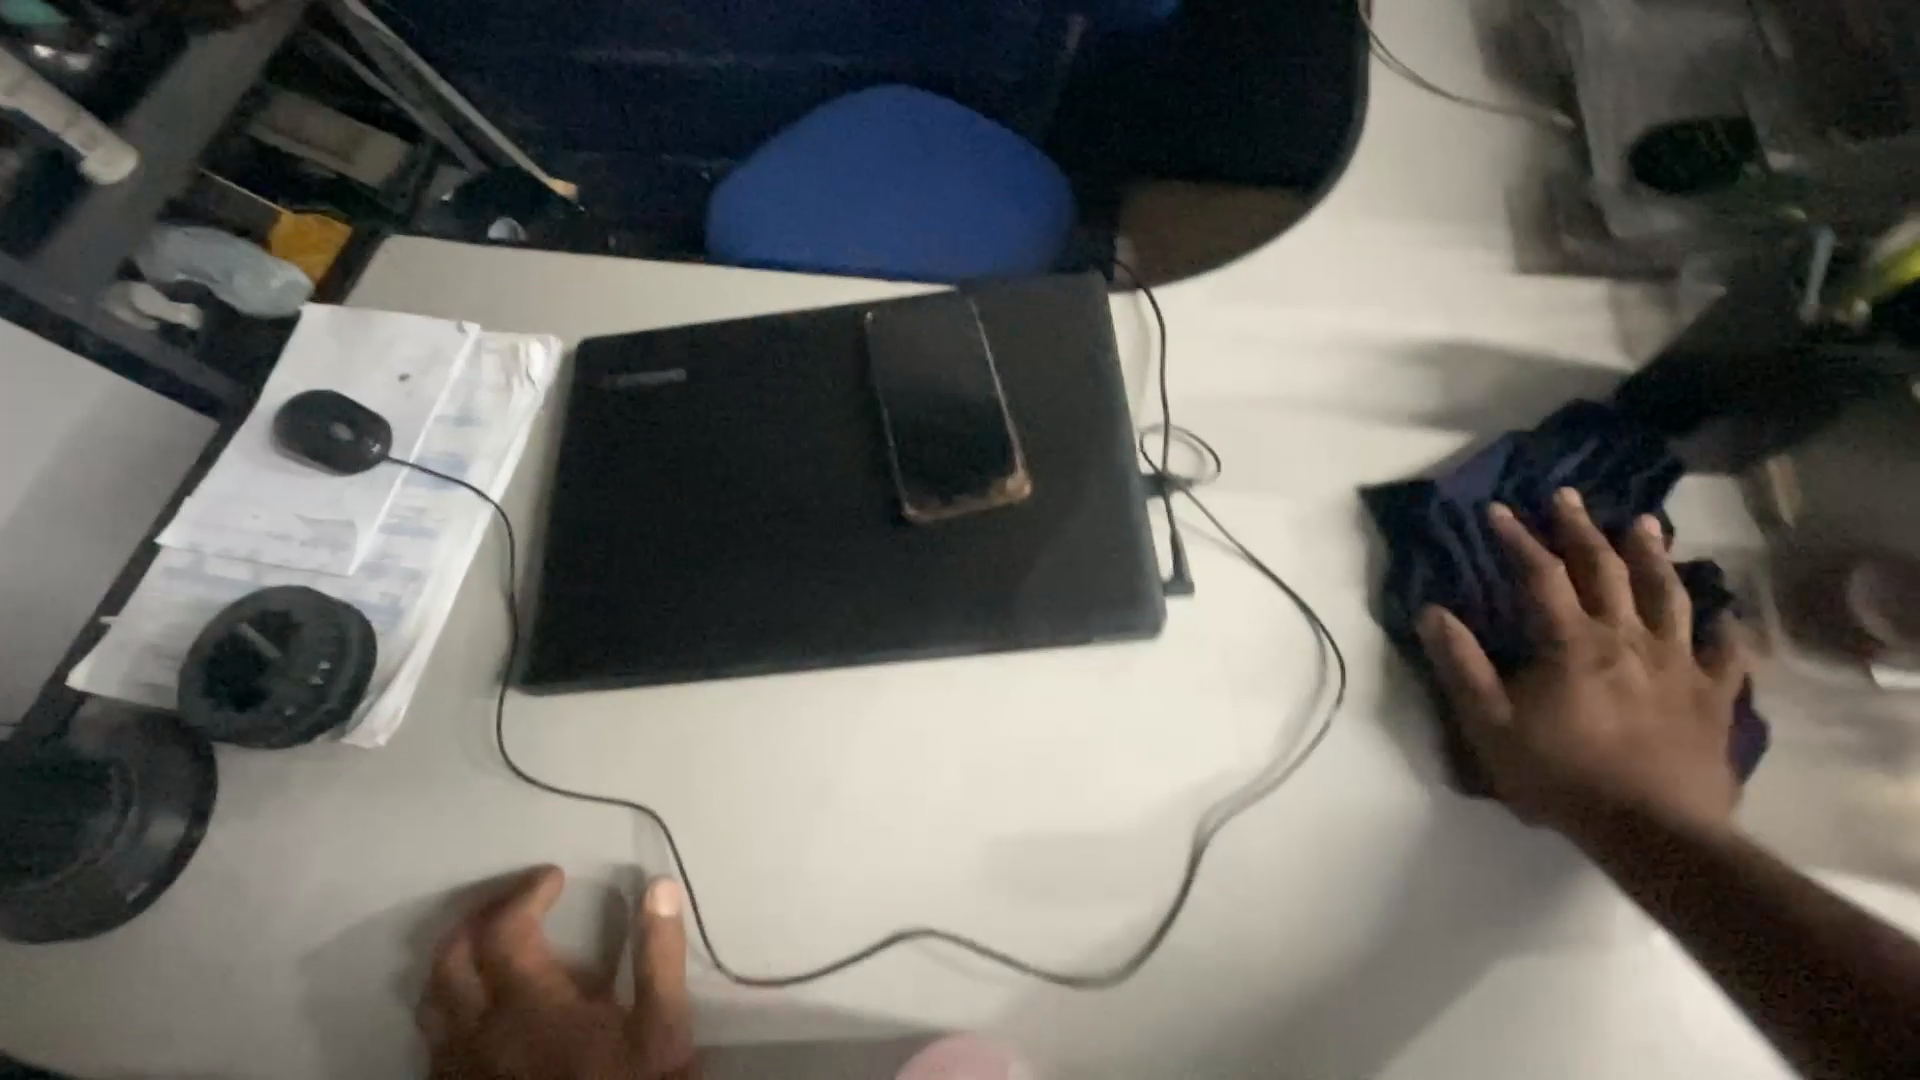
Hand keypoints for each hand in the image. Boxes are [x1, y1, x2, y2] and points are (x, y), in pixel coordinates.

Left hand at [418, 866, 697, 1079]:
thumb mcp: (663, 1027)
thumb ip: (659, 955)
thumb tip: (660, 887)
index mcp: (530, 1009)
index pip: (505, 931)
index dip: (526, 894)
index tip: (556, 877)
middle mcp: (480, 1036)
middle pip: (450, 960)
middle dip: (480, 916)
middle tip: (519, 900)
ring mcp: (461, 1071)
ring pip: (431, 1002)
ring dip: (458, 959)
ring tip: (495, 942)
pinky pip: (434, 1040)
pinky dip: (451, 1003)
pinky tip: (486, 1004)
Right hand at [1416, 488, 1748, 843]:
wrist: (1653, 834)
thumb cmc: (1558, 776)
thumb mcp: (1487, 724)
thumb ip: (1459, 664)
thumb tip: (1430, 611)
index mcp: (1571, 642)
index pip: (1541, 575)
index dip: (1517, 539)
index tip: (1497, 511)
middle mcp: (1628, 639)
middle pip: (1607, 570)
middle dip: (1581, 529)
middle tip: (1566, 497)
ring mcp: (1679, 665)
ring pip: (1670, 595)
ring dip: (1653, 556)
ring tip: (1644, 524)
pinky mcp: (1713, 697)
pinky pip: (1725, 652)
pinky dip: (1722, 627)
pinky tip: (1720, 613)